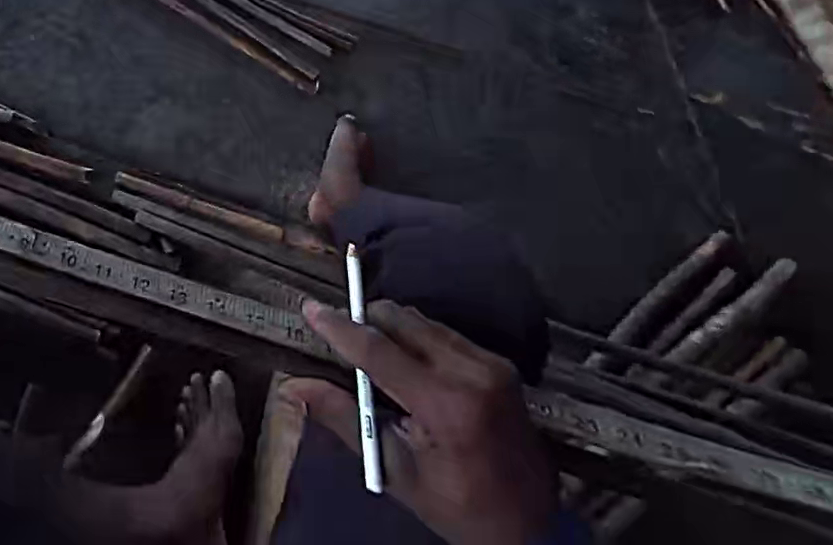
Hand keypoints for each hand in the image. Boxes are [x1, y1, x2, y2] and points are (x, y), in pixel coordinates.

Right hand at [291, 299, 556, 544]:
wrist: (538, 526)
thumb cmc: (460, 508)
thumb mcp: (396, 472)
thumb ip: (344, 418)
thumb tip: (295, 387)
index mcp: (446, 406)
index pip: (376, 348)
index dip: (338, 326)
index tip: (309, 309)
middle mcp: (471, 374)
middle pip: (395, 318)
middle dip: (363, 323)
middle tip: (344, 344)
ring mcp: (490, 365)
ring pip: (416, 319)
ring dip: (388, 329)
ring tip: (380, 361)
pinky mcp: (498, 363)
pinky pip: (439, 330)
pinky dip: (414, 338)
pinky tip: (411, 366)